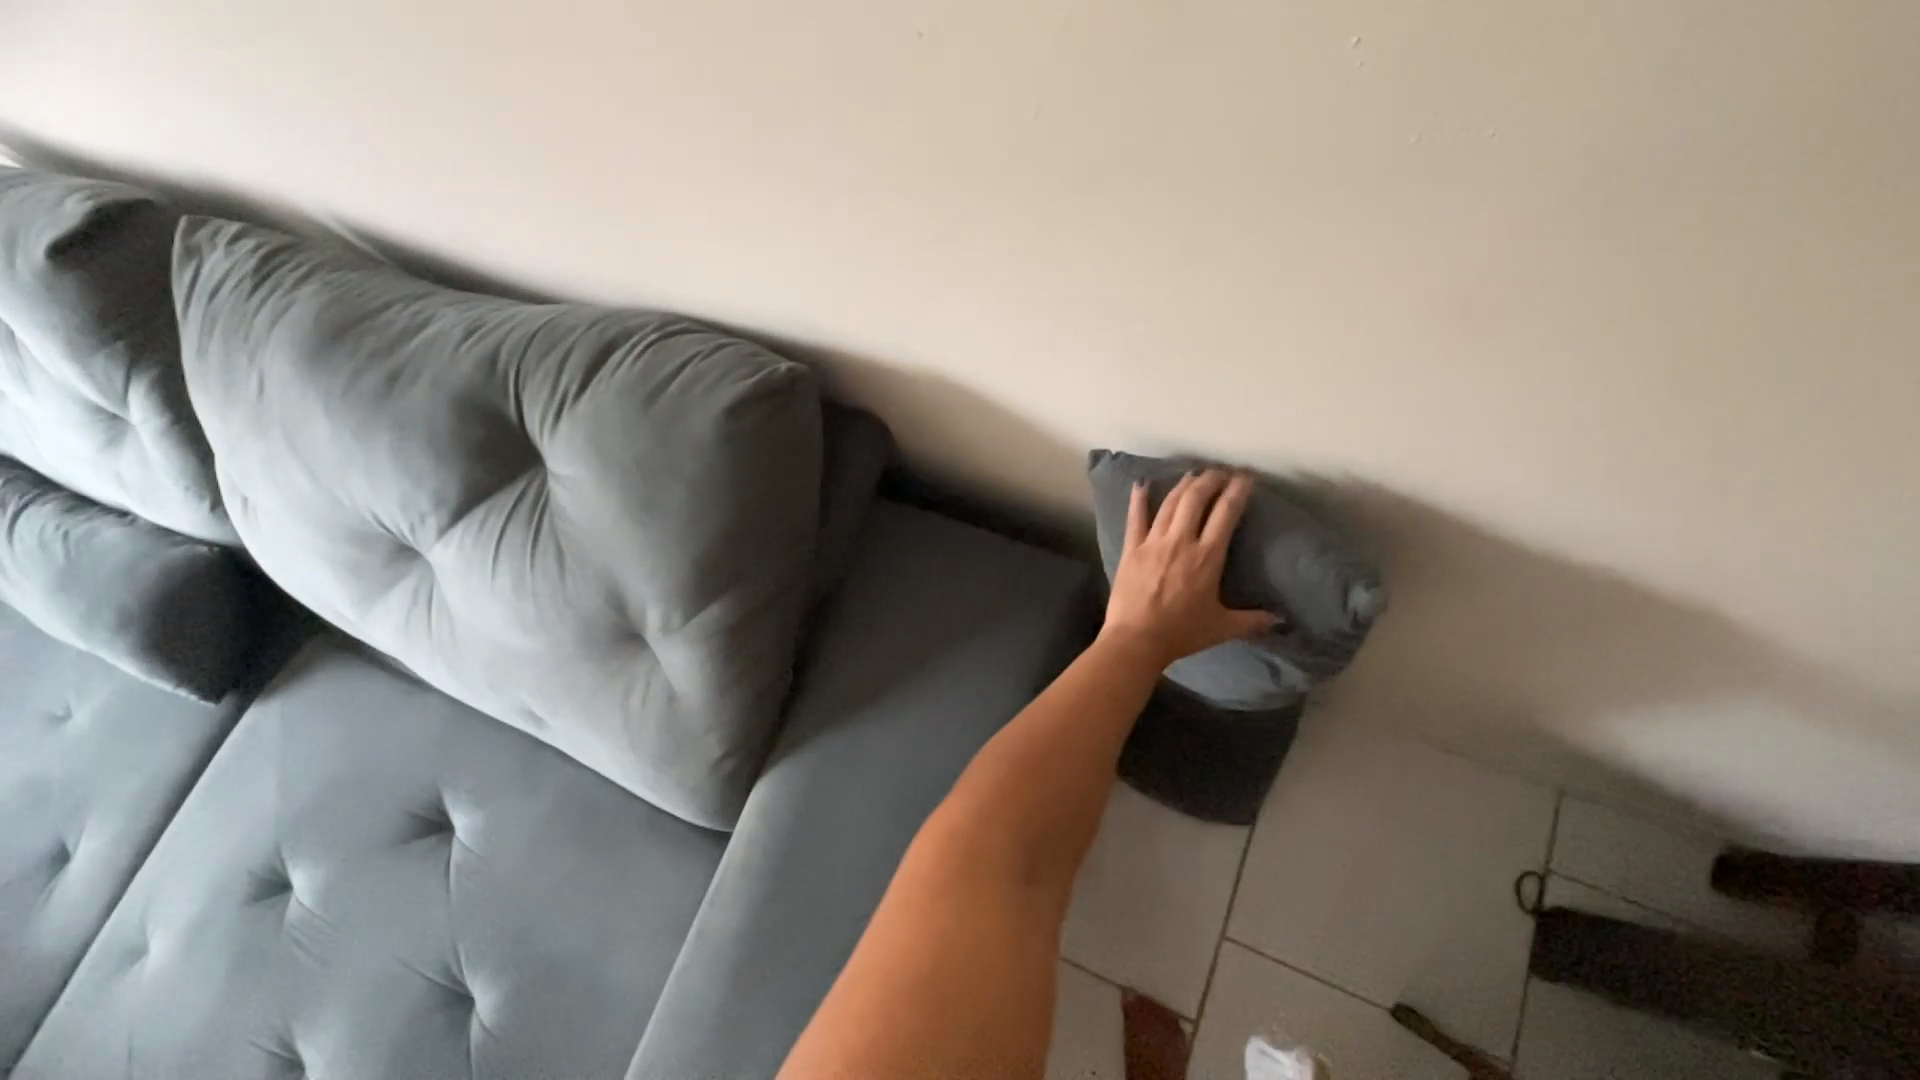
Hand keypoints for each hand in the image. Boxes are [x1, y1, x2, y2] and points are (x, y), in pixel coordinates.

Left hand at [1098, 468, 1278, 670]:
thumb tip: (1280, 620)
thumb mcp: (1222, 627)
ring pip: (1170, 504)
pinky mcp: (1132, 550)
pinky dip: (1138, 500)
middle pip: (1196, 498)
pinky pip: (1135, 518)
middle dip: (1210, 480)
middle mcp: (1181, 542)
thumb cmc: (1181, 633)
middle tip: (1220, 473)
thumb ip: (1253, 621)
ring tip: (1194, 475)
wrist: (1136, 640)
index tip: (1245, 479)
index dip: (1237, 491)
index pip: (1226, 513)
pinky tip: (1141, 485)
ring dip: (1183, 485)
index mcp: (1207, 557)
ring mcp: (1153, 543)